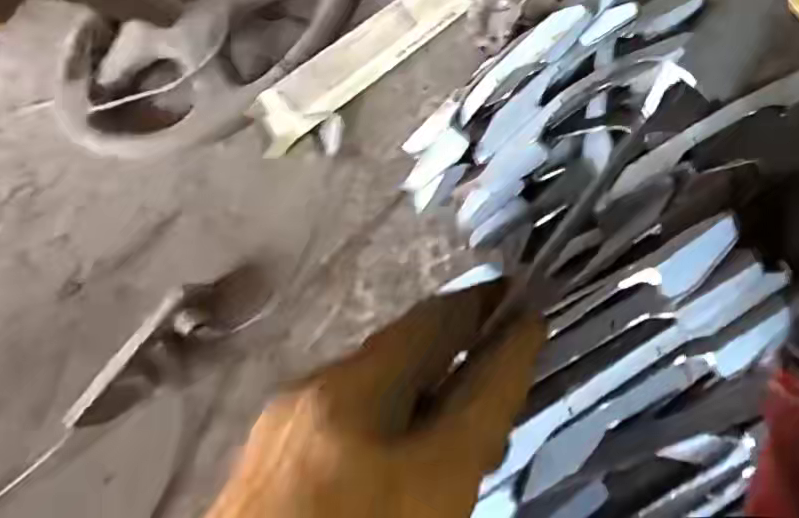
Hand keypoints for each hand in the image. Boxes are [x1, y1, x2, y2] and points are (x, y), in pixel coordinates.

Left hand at [204, 282, 544, 517]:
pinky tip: (418, 477)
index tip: (536, 307)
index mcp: (346, 378)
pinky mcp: (261, 496)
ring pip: (381, 400)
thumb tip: (526, 325)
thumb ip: (496, 386)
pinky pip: (351, 439)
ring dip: (435, 406)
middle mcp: (304, 396)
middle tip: (510, 394)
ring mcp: (274, 448)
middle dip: (466, 364)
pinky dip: (398, 440)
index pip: (441, 312)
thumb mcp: (453, 464)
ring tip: (473, 446)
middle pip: (408, 355)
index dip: (494, 301)